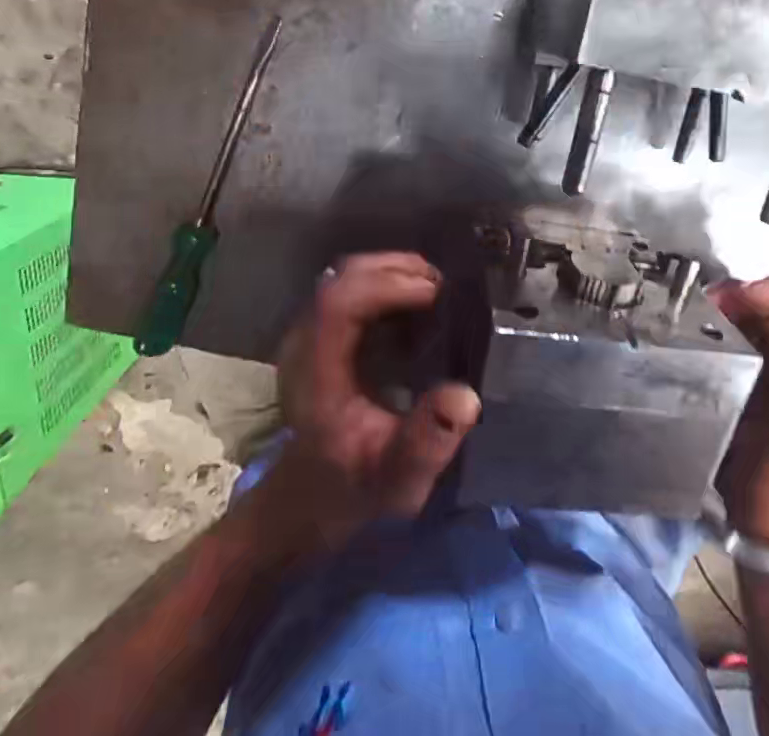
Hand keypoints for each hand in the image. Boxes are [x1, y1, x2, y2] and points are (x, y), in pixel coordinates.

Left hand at [261, 252, 480, 547]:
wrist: (313, 498)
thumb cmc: (356, 486)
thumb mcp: (400, 478)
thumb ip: (429, 441)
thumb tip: (465, 396)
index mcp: (316, 374)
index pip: (338, 304)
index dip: (387, 285)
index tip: (436, 292)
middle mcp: (304, 345)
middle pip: (342, 279)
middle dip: (396, 270)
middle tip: (446, 287)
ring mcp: (308, 338)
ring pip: (346, 279)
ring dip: (392, 274)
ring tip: (438, 293)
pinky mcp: (320, 337)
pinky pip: (351, 292)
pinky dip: (386, 286)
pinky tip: (417, 305)